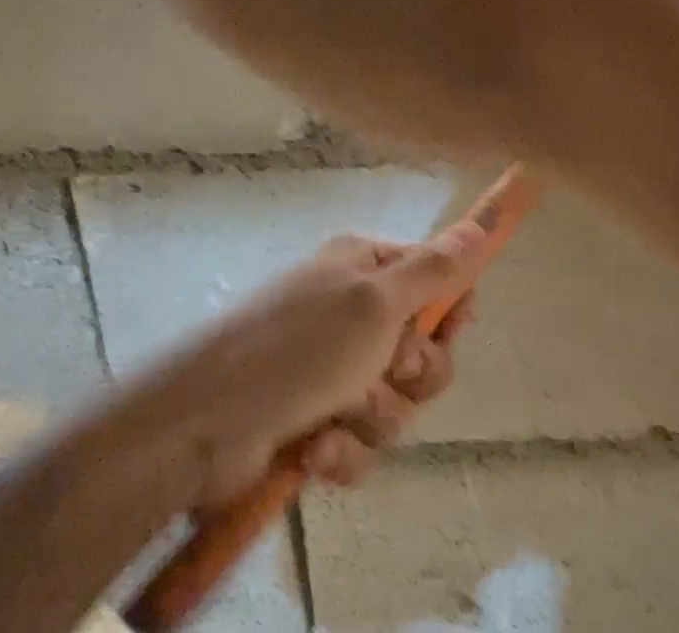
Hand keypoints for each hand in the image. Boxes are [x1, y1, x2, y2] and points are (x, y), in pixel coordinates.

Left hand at [155, 226, 484, 504]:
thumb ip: (435, 269)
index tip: (451, 328)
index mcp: (365, 270)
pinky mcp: (316, 424)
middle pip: (427, 348)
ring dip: (375, 416)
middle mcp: (353, 315)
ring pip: (399, 401)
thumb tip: (480, 227)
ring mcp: (333, 372)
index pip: (438, 280)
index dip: (451, 309)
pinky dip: (345, 450)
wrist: (197, 429)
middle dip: (413, 374)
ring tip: (336, 417)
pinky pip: (364, 440)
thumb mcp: (375, 301)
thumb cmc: (295, 349)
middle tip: (388, 372)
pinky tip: (315, 451)